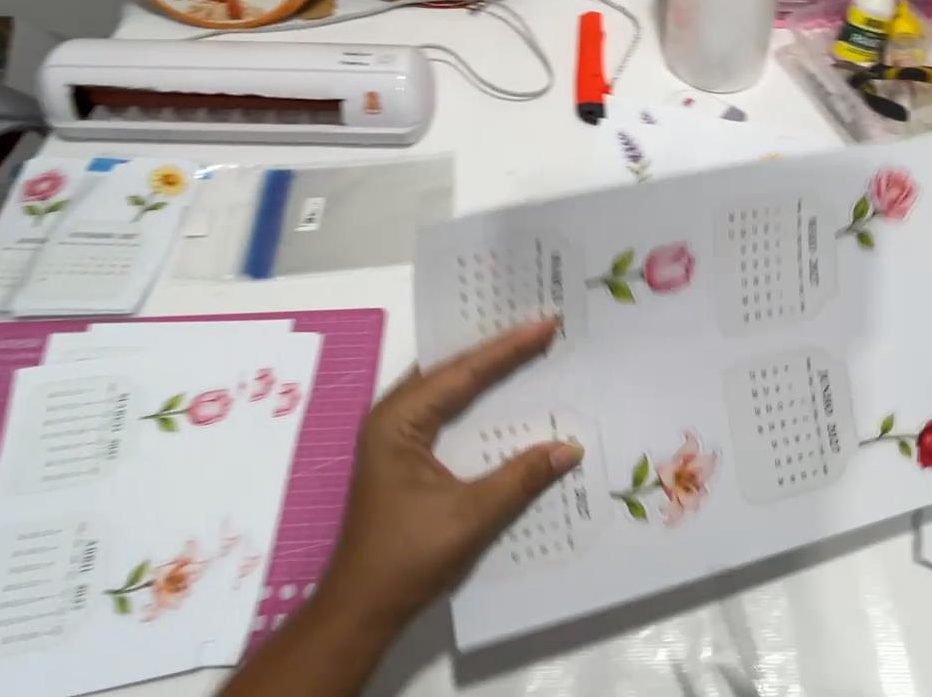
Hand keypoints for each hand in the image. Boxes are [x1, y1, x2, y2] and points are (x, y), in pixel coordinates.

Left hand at [319, 317, 581, 632]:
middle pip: (451, 369)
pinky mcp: (404, 451)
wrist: (361, 608)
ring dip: (484, 368)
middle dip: (496, 348)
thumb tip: (570, 447)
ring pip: (446, 386)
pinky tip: (501, 394)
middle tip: (539, 325)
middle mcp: (392, 415)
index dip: (507, 348)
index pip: (462, 372)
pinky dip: (474, 396)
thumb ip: (520, 478)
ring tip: (524, 346)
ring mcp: (395, 433)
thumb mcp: (470, 517)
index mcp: (398, 420)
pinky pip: (444, 408)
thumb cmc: (408, 558)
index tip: (544, 324)